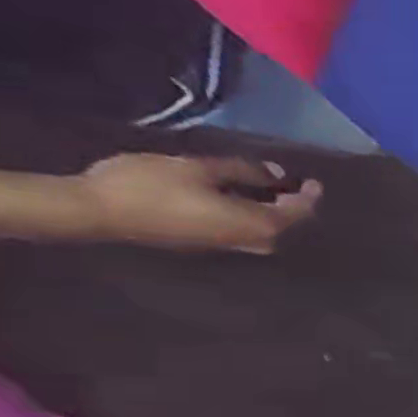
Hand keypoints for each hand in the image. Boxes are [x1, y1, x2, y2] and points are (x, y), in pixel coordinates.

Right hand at [72, 154, 321, 252]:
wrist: (102, 213)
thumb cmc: (151, 186)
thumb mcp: (200, 169)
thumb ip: (242, 171)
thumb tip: (276, 173)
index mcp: (259, 226)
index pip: (297, 213)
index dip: (308, 196)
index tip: (315, 182)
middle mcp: (255, 243)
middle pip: (286, 224)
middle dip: (295, 205)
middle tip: (297, 184)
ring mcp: (234, 247)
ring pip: (269, 230)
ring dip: (276, 211)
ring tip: (277, 189)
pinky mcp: (215, 245)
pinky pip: (250, 231)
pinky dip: (258, 215)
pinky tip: (250, 200)